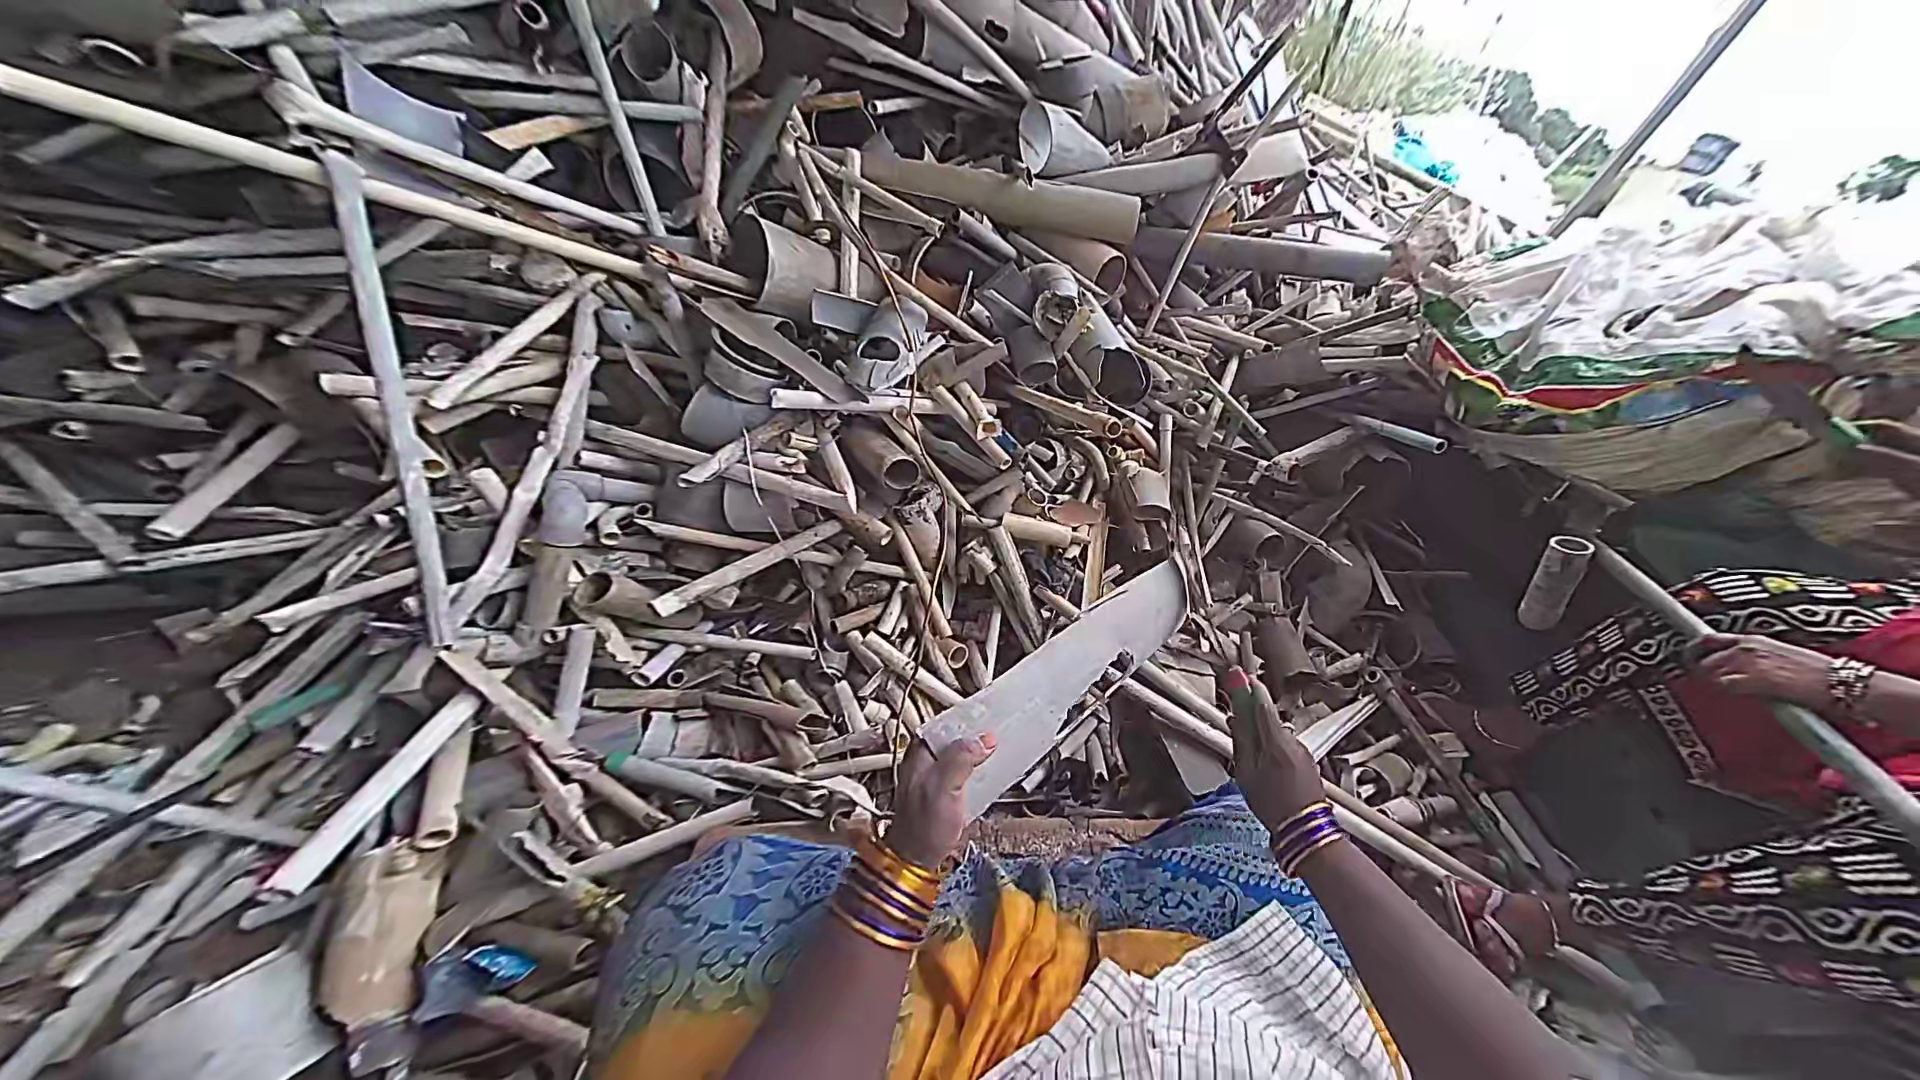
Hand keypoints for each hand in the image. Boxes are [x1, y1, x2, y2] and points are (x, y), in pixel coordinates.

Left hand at [884, 733, 995, 867]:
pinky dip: (979, 770)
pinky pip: (966, 773)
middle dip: (977, 735)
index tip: (989, 717)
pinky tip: (990, 772)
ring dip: (980, 753)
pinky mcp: (946, 793)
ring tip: (998, 748)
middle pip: (955, 738)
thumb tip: (982, 740)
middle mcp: (925, 762)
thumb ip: (960, 760)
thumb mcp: (942, 788)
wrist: (918, 860)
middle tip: (998, 733)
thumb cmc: (922, 827)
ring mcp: (936, 778)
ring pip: (962, 755)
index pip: (945, 724)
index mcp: (919, 754)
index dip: (967, 720)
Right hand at [1224, 668, 1325, 831]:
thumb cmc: (1273, 804)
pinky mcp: (1307, 760)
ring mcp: (1303, 750)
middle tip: (1233, 716)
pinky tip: (1263, 761)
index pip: (1261, 702)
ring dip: (1260, 731)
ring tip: (1246, 749)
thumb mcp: (1246, 770)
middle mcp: (1294, 741)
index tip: (1237, 673)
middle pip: (1268, 715)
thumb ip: (1241, 738)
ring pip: (1275, 730)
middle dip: (1251, 713)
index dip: (1248, 686)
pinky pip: (1284, 743)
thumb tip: (1236, 714)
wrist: (1305, 830)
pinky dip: (1271, 744)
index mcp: (1277, 741)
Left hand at [1692, 632, 1832, 707]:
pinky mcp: (1750, 679)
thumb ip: (1755, 656)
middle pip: (1701, 658)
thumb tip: (1734, 664)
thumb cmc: (1826, 675)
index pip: (1708, 640)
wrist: (1850, 684)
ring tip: (1727, 690)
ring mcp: (1745, 663)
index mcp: (1753, 640)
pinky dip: (1725, 691)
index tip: (1690, 657)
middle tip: (1704, 680)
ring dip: (1712, 683)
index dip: (1694, 650)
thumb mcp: (1783, 654)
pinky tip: (1738, 695)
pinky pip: (1721, 685)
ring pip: (1708, 673)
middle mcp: (1744, 648)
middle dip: (1700, 670)